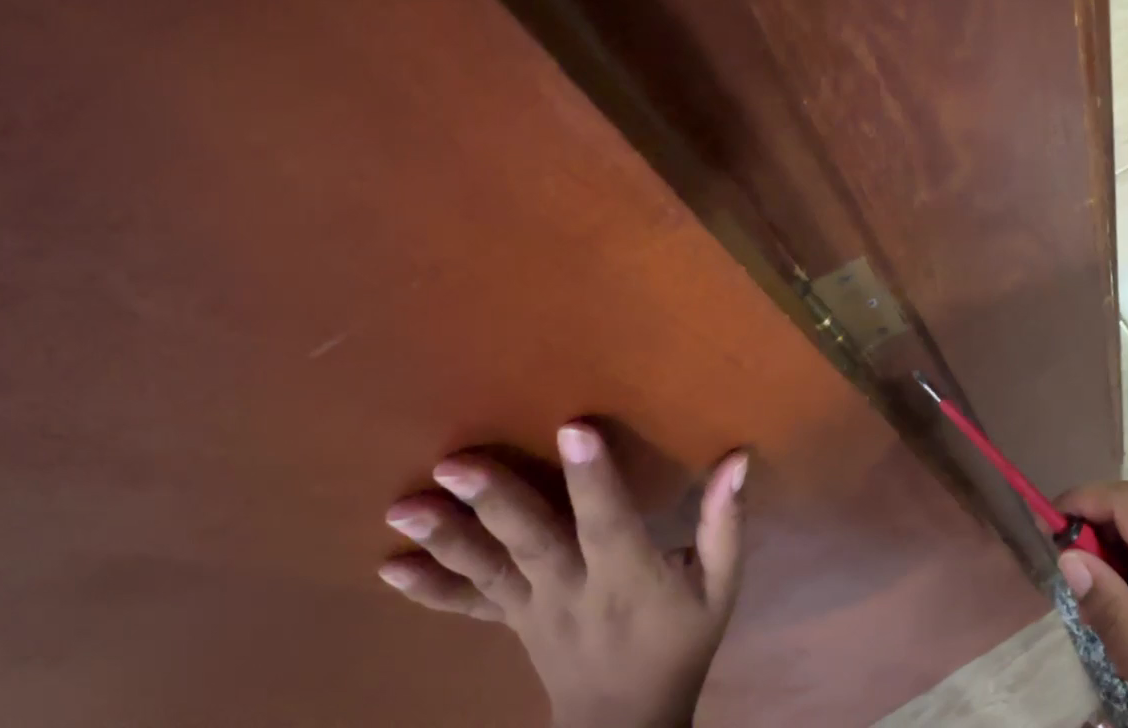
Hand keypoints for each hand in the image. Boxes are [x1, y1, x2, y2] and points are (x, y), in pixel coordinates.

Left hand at [378, 422, 748, 727]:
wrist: (629, 720)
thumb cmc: (682, 640)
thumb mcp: (719, 585)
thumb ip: (726, 521)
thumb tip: (737, 458)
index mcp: (628, 575)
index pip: (609, 521)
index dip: (593, 478)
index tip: (572, 428)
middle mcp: (573, 589)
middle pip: (532, 542)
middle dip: (494, 503)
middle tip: (453, 466)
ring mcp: (533, 609)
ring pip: (489, 570)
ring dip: (447, 539)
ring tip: (403, 509)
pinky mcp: (512, 620)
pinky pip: (467, 605)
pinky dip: (429, 588)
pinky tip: (390, 567)